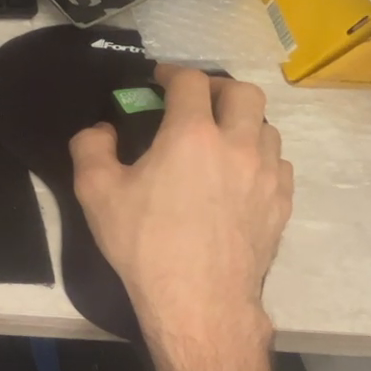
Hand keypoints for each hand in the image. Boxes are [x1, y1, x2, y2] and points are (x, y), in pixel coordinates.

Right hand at [69, 65, 293, 370]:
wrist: (198, 298)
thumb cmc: (142, 241)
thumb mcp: (94, 191)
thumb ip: (90, 147)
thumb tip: (102, 130)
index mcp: (191, 135)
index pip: (191, 82)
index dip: (171, 73)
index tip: (157, 79)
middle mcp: (238, 144)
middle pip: (243, 93)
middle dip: (216, 87)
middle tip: (192, 100)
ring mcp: (267, 173)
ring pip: (265, 126)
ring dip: (240, 121)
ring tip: (215, 137)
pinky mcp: (281, 201)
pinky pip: (276, 161)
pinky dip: (255, 154)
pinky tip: (234, 173)